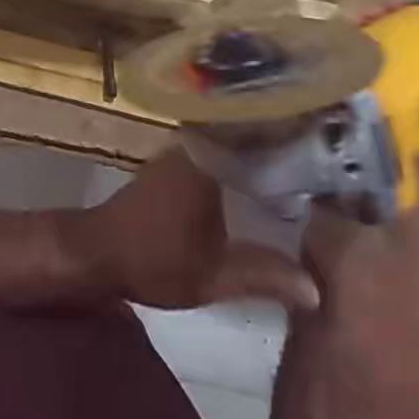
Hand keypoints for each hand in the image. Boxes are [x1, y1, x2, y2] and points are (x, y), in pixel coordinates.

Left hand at [65, 150, 320, 312]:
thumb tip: (315, 290)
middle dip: (278, 136)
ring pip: (227, 139)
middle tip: (319, 147)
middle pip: (243, 130)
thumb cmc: (153, 258)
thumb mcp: (212, 275)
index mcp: (205, 158)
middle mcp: (193, 144)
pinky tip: (258, 175)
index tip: (321, 131)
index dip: (288, 127)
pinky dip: (236, 157)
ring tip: (299, 157)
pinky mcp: (172, 164)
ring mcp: (180, 151)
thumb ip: (263, 276)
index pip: (254, 128)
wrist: (96, 252)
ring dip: (256, 146)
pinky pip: (214, 149)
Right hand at [308, 35, 418, 271]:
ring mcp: (381, 100)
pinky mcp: (342, 103)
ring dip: (374, 25)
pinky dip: (343, 42)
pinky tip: (343, 32)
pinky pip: (344, 60)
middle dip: (410, 15)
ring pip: (380, 43)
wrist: (389, 244)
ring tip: (366, 17)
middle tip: (394, 8)